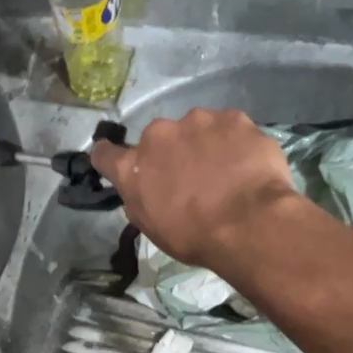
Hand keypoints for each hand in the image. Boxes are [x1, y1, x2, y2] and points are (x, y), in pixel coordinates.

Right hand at [90, 108, 302, 267]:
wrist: (247, 222)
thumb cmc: (192, 235)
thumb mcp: (151, 225)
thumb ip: (141, 196)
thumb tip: (146, 186)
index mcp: (132, 167)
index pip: (105, 154)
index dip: (109, 158)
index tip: (117, 163)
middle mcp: (158, 134)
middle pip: (157, 139)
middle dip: (168, 153)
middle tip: (187, 177)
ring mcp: (197, 120)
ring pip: (194, 130)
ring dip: (201, 145)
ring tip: (221, 171)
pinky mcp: (233, 117)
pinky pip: (227, 128)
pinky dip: (231, 142)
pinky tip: (243, 164)